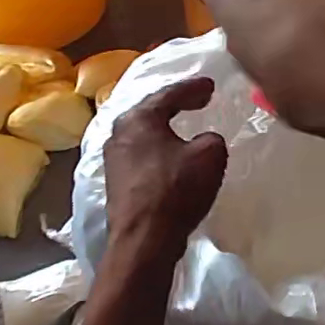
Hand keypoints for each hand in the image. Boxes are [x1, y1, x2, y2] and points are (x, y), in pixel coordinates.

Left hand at [103, 79, 227, 273]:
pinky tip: (170, 154)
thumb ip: (211, 138)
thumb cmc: (176, 189)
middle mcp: (120, 133)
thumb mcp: (210, 154)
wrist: (144, 240)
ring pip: (143, 134)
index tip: (211, 85)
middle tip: (198, 99)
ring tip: (183, 124)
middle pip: (151, 111)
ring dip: (164, 128)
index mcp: (140, 118)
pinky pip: (141, 154)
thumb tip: (203, 141)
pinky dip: (157, 148)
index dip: (193, 88)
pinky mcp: (116, 183)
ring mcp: (114, 159)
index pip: (170, 94)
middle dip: (174, 104)